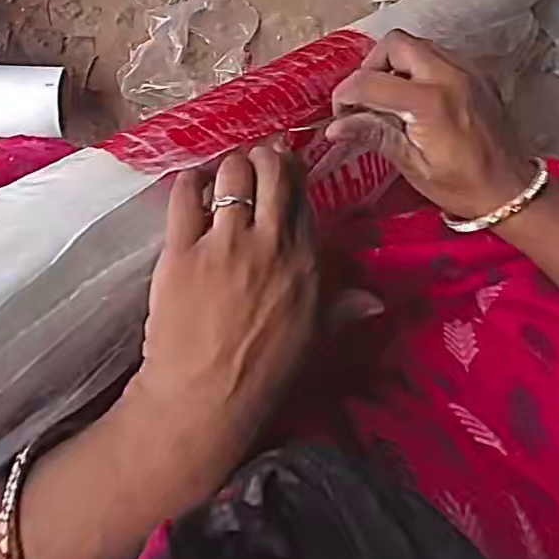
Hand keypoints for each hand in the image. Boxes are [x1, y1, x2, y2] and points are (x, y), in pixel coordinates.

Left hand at [133, 147, 319, 445]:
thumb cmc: (262, 371)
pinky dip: (189, 182)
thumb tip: (376, 301)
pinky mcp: (182, 251)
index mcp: (305, 260)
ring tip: (222, 175)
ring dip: (229, 167)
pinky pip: (185, 196)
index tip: (284, 167)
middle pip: (272, 171)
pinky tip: (191, 185)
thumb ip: (343, 307)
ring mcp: (226, 244)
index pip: (303, 196)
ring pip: (232, 174)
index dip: (293, 173)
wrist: (203, 401)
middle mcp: (270, 243)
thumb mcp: (313, 336)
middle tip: (254, 161)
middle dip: (264, 157)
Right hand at [327, 30, 537, 219]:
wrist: (511, 191)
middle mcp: (450, 76)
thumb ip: (375, 135)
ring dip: (395, 64)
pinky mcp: (478, 74)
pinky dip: (419, 68)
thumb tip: (336, 127)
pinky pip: (439, 55)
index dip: (346, 94)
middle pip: (395, 44)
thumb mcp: (413, 166)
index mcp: (431, 103)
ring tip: (389, 97)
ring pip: (417, 45)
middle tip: (365, 97)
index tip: (342, 113)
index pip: (371, 81)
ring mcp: (467, 71)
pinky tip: (416, 97)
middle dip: (371, 66)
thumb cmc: (462, 186)